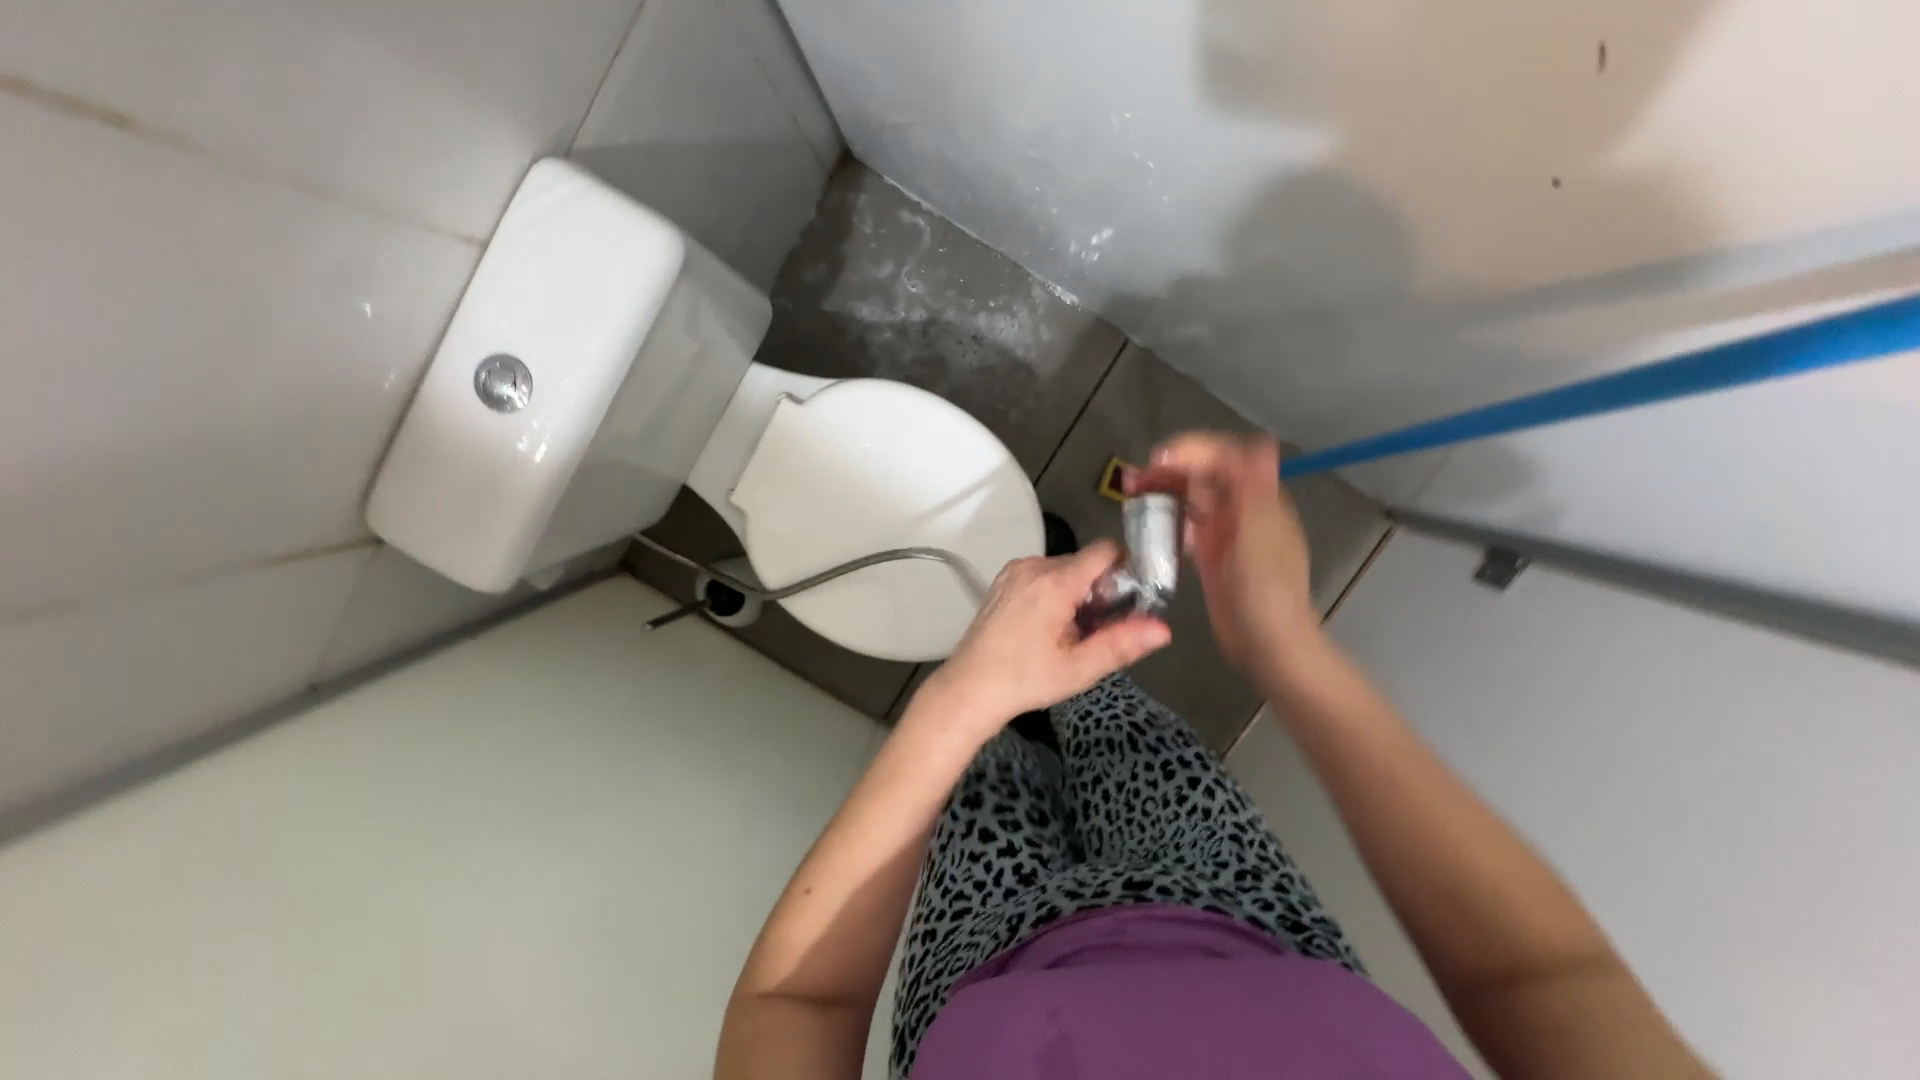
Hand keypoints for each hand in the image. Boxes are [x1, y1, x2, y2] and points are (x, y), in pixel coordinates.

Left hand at [914, 541, 1170, 733]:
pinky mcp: (1004, 581)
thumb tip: (1164, 629)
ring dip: (1077, 593)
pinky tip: (1049, 627)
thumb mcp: (1079, 668)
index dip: (1126, 569)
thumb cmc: (1024, 680)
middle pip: (1086, 563)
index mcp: (1054, 582)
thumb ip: (1122, 644)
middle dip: (1101, 590)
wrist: (969, 688)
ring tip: (1071, 633)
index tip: (1132, 598)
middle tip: (1099, 629)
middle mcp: (1034, 566)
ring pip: (1064, 569)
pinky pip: (1043, 575)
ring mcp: (1015, 571)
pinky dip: (1055, 593)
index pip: (1105, 551)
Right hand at [1132, 433, 1320, 678]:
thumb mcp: (1259, 538)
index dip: (1192, 450)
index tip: (1158, 459)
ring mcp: (1228, 533)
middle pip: (1205, 474)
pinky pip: (1187, 525)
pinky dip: (1167, 518)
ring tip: (1132, 493)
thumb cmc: (1265, 593)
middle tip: (1132, 479)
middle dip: (1170, 469)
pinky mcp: (1213, 556)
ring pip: (1193, 498)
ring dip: (1164, 490)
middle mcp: (1244, 510)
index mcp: (1260, 499)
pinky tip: (1146, 526)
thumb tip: (1261, 442)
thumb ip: (1255, 489)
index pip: (1225, 457)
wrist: (1269, 647)